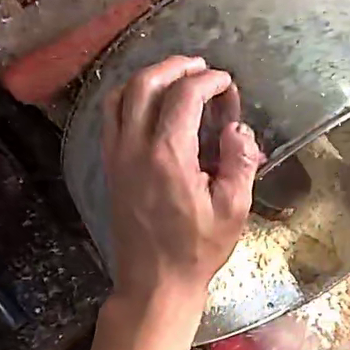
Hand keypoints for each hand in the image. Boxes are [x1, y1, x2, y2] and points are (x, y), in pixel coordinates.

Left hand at [102, 56, 262, 304]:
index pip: (184, 96)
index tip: (226, 83)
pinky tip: (149, 104)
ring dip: (147, 78)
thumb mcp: (234, 209)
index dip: (208, 81)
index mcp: (168, 156)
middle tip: (200, 67)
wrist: (154, 282)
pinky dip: (128, 98)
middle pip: (146, 84)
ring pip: (120, 96)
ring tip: (174, 78)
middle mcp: (135, 148)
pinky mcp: (110, 167)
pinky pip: (111, 118)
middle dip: (175, 67)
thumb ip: (240, 161)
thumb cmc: (196, 250)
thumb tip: (237, 126)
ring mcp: (116, 156)